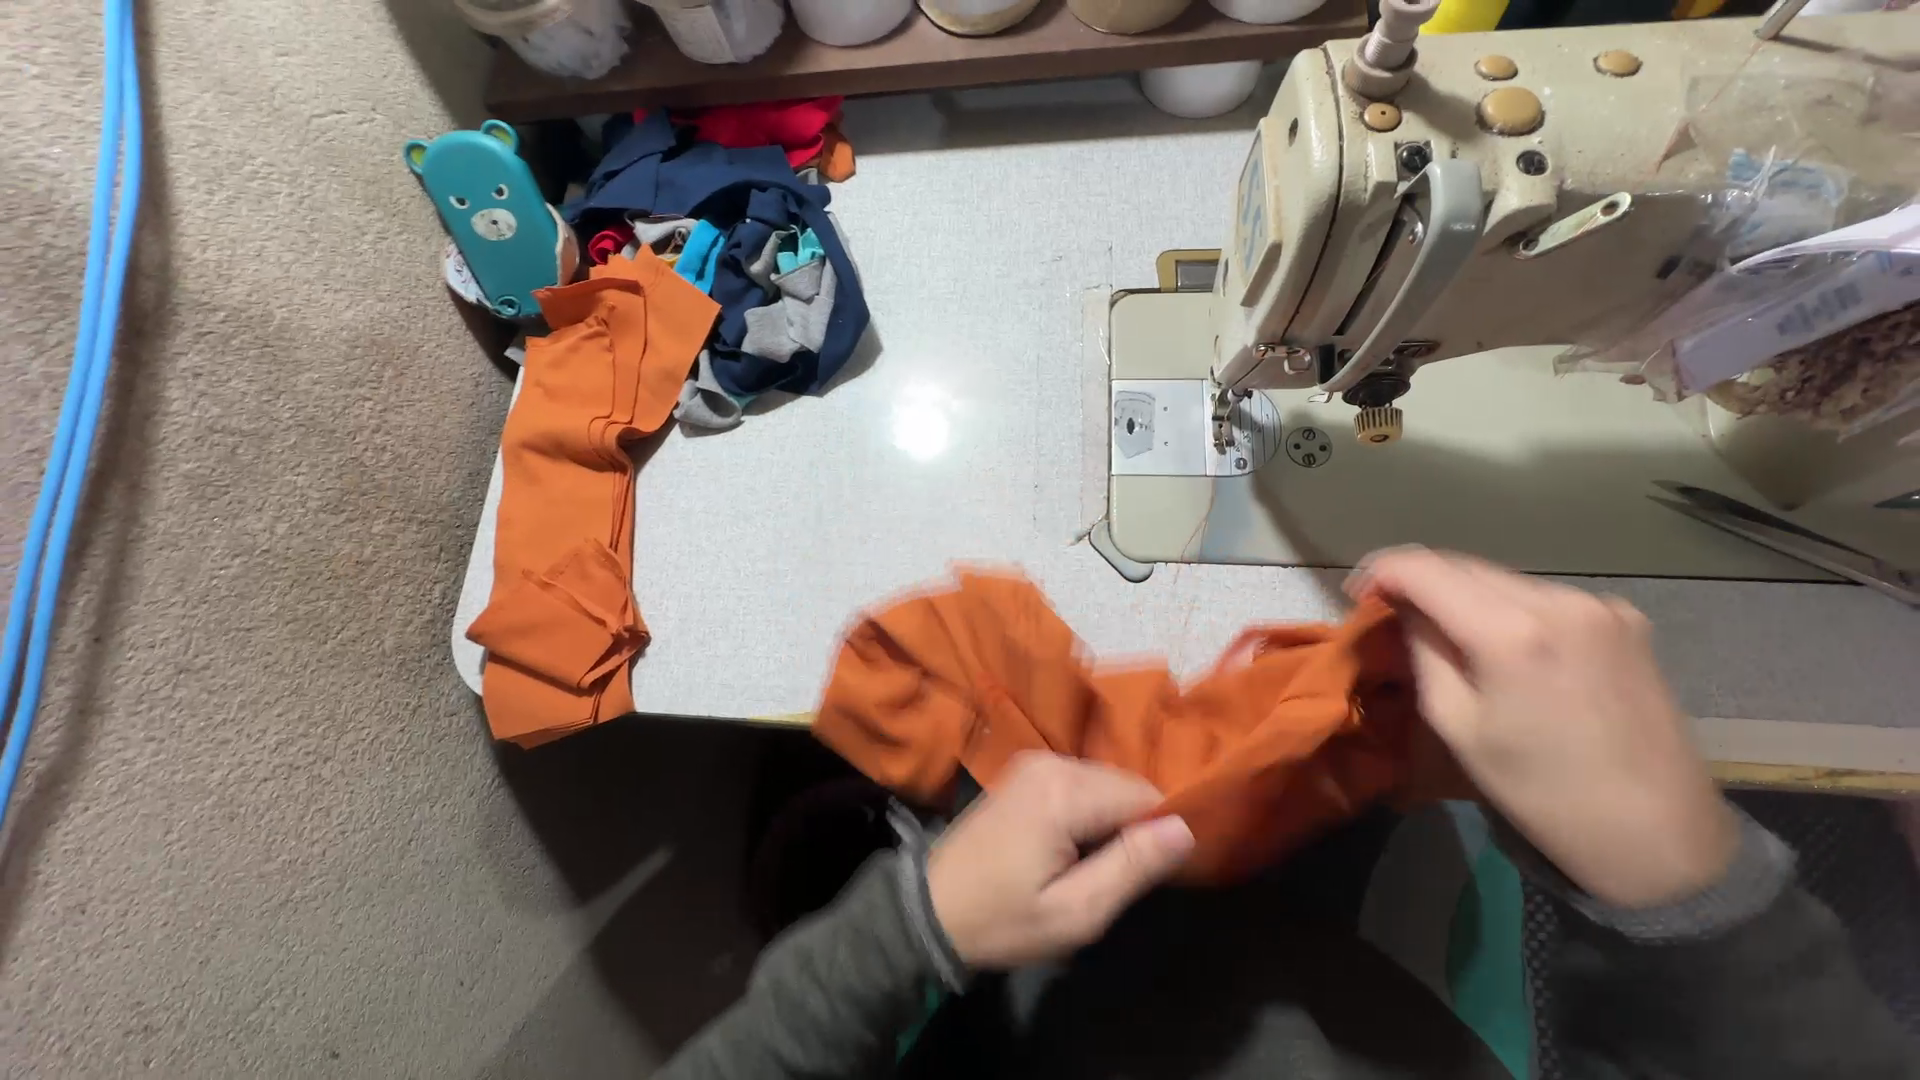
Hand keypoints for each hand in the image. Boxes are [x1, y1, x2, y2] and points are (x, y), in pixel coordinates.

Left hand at [926, 752, 1194, 969]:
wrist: (931, 909)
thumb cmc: (1003, 919)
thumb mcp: (1075, 912)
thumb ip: (1132, 866)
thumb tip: (1186, 829)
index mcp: (1063, 791)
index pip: (1145, 795)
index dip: (1159, 833)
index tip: (1153, 874)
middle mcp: (1051, 762)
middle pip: (1125, 785)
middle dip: (1133, 827)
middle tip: (1114, 877)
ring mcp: (1034, 762)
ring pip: (1105, 783)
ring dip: (1111, 820)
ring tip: (1092, 866)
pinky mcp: (1026, 771)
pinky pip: (1081, 783)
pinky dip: (1089, 811)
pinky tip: (1072, 847)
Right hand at [1349, 547, 1737, 909]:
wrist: (1657, 834)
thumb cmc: (1538, 789)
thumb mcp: (1455, 723)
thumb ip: (1424, 650)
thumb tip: (1406, 608)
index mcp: (1511, 631)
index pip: (1424, 568)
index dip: (1380, 570)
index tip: (1356, 592)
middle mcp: (1559, 601)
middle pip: (1462, 565)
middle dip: (1417, 579)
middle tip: (1387, 608)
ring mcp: (1598, 606)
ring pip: (1501, 577)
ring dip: (1460, 591)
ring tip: (1439, 626)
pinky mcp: (1623, 618)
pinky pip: (1539, 594)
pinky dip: (1503, 604)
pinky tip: (1497, 638)